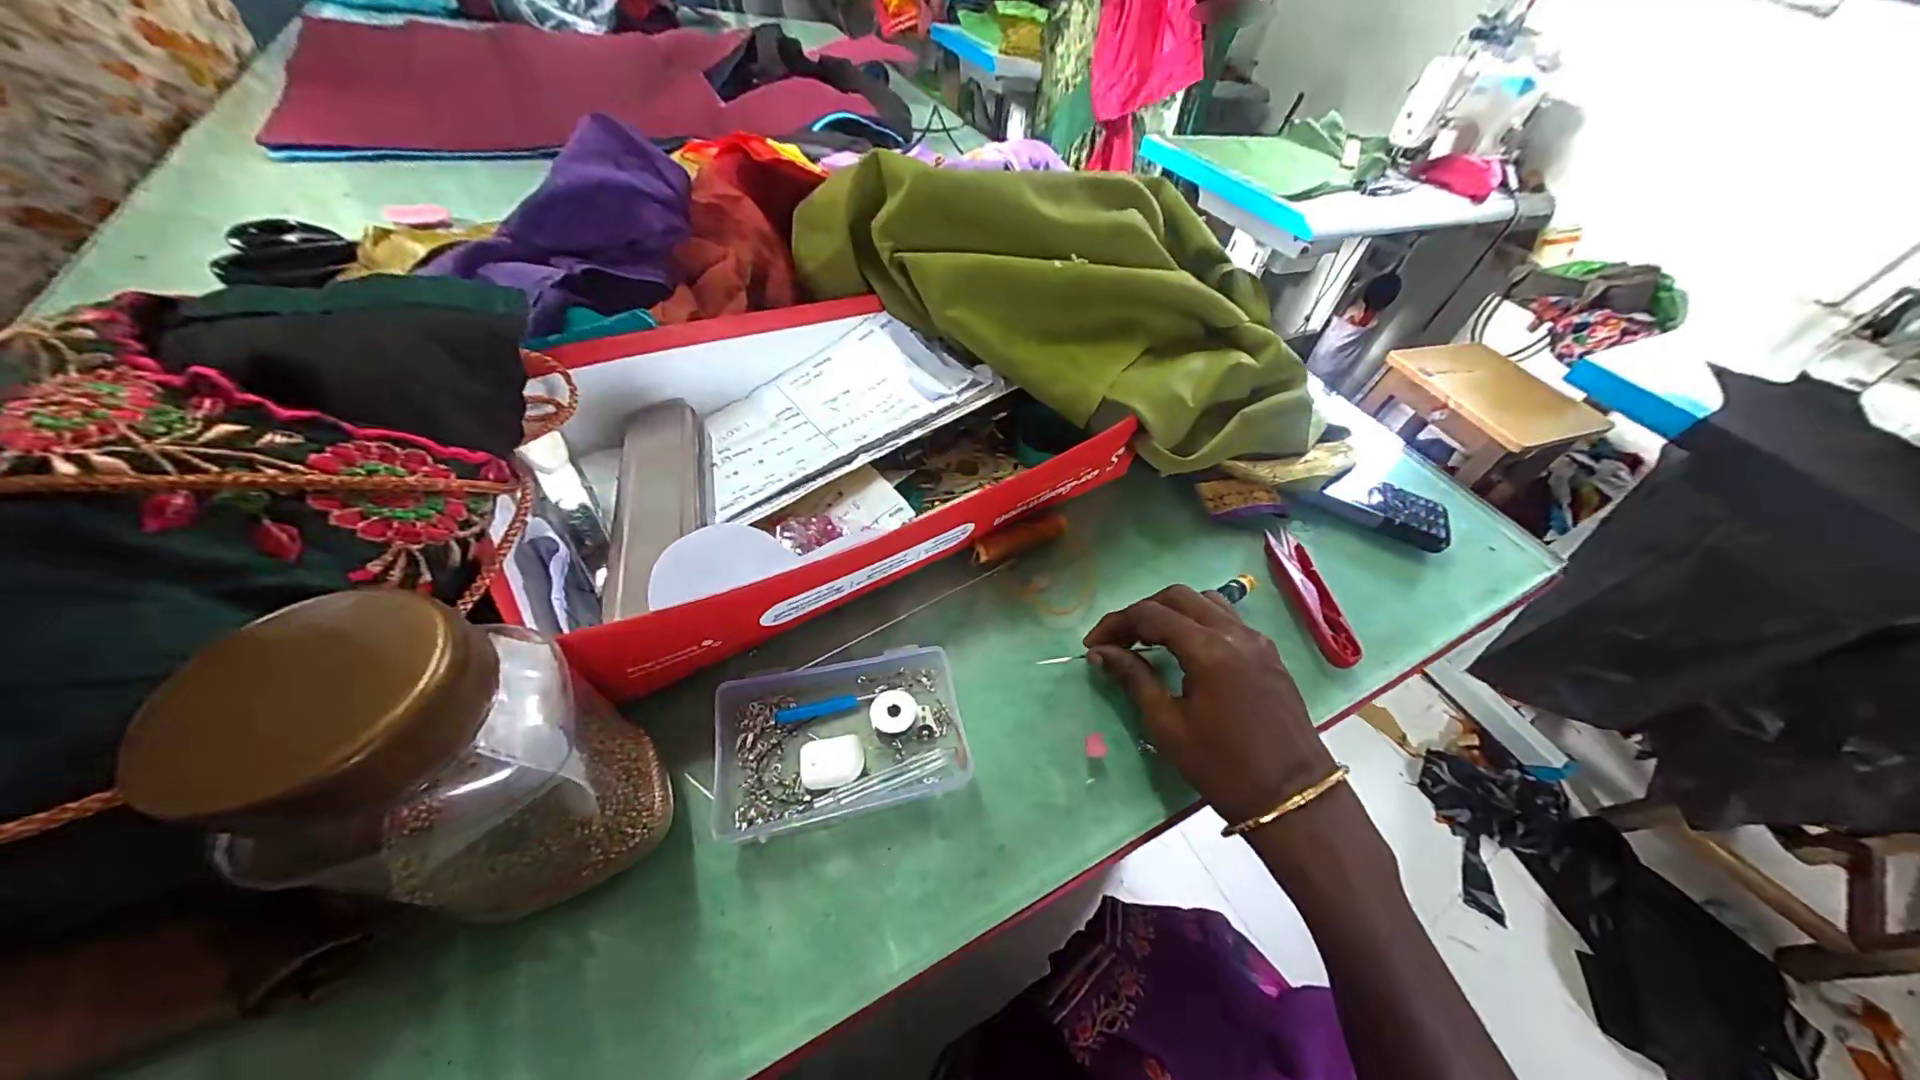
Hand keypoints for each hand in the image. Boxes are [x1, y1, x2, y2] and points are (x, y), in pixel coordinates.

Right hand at [1084, 585, 1337, 823]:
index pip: (1150, 614)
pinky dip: (1198, 622)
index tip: (1092, 646)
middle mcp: (1234, 633)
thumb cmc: (1222, 767)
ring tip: (1149, 640)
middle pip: (1177, 597)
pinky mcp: (1268, 653)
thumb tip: (1101, 652)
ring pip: (1205, 602)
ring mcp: (1256, 640)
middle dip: (1141, 612)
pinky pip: (1227, 619)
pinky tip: (1186, 650)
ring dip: (1172, 611)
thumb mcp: (1167, 726)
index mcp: (1208, 650)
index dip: (1115, 624)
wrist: (1291, 796)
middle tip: (1117, 641)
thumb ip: (1134, 678)